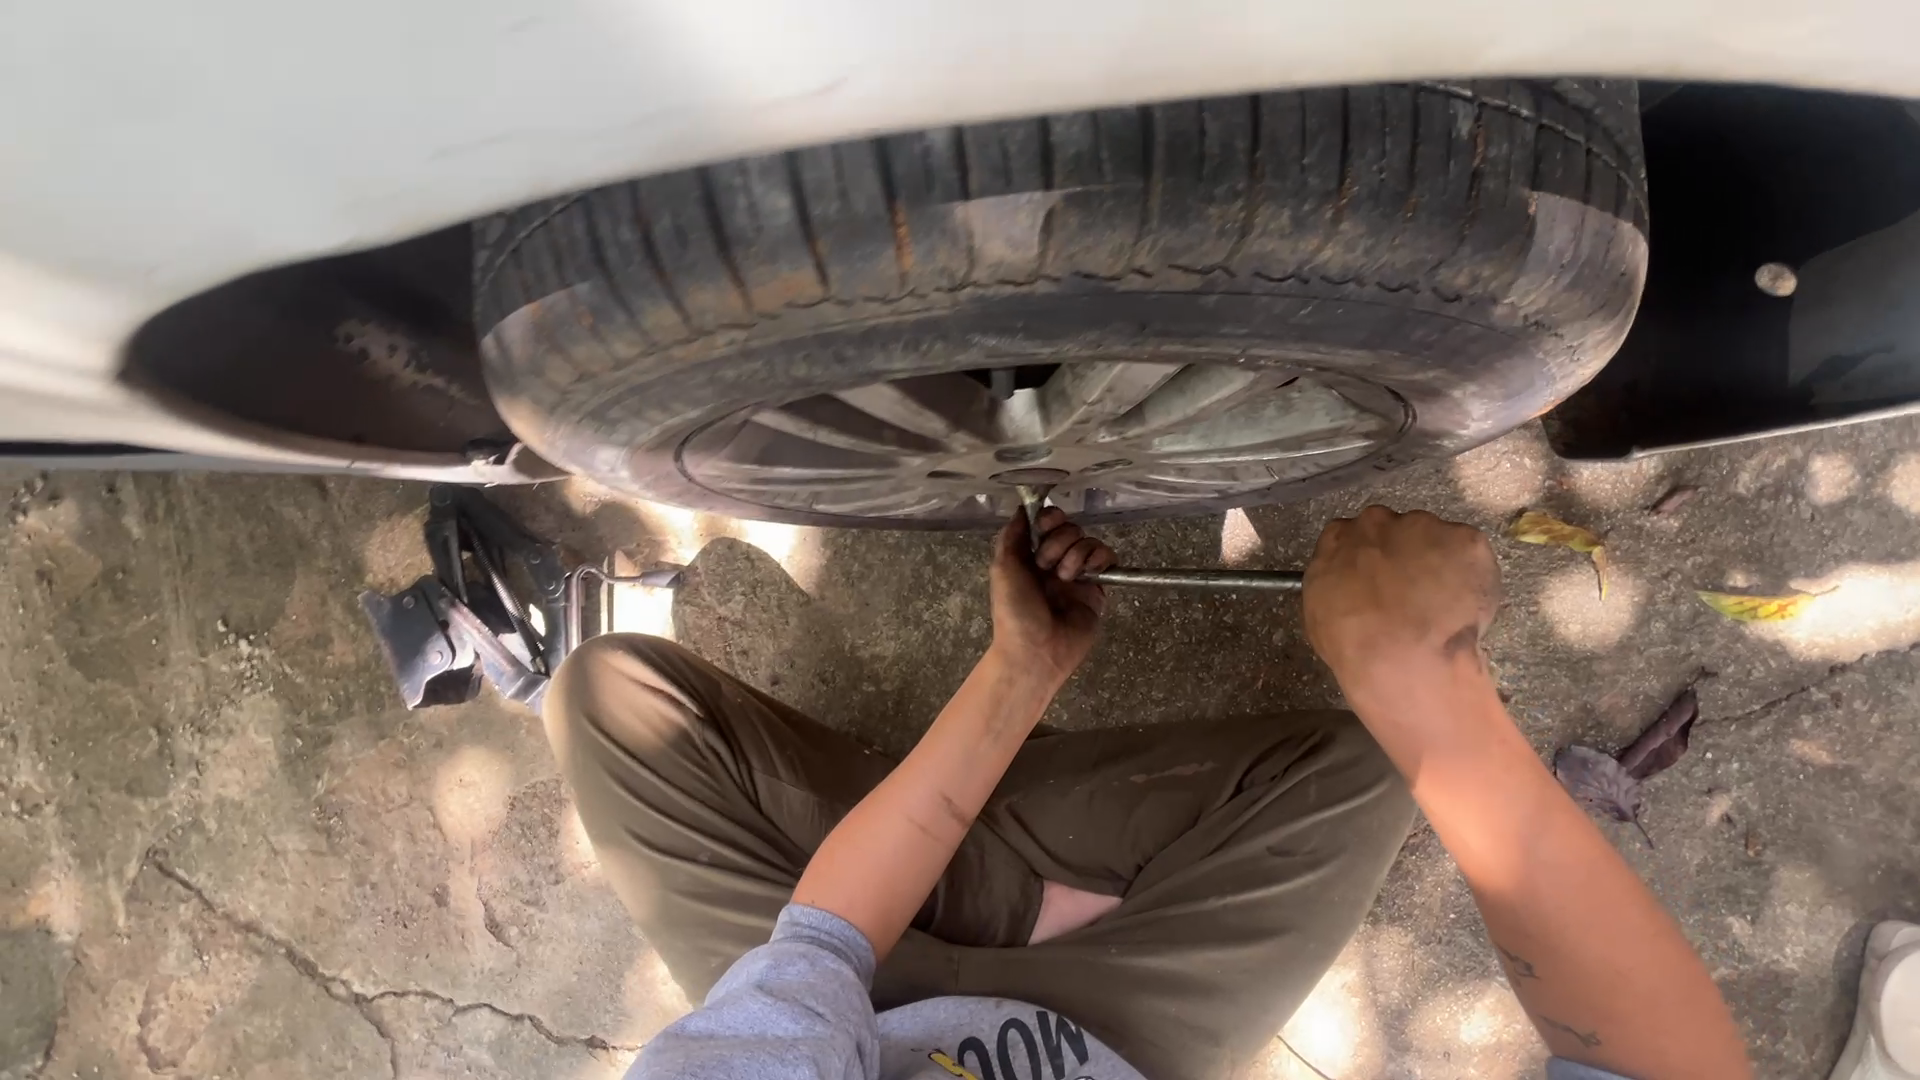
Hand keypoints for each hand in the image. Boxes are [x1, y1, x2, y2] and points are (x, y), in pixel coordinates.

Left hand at [988, 507, 1116, 687]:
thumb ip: (1013, 534)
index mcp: (1030, 556)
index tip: (1044, 528)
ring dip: (1075, 554)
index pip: (1048, 522)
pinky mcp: (1098, 589)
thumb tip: (1024, 507)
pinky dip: (1099, 558)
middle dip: (1059, 542)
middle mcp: (1055, 562)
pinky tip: (1086, 573)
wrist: (1035, 651)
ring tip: (1064, 578)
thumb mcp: (1003, 568)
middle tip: (1046, 567)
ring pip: (1088, 541)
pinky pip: (1107, 558)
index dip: (1050, 519)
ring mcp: (1078, 575)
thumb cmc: (1015, 610)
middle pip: (1070, 528)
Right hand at [1302, 506, 1501, 686]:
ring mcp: (1424, 526)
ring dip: (1439, 560)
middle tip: (1412, 588)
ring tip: (1443, 600)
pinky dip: (1472, 572)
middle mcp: (1378, 521)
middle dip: (1405, 552)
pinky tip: (1465, 602)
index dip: (1370, 557)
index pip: (1353, 535)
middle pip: (1396, 528)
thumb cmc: (1351, 638)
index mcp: (1339, 537)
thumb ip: (1336, 579)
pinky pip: (1471, 553)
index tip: (1378, 576)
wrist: (1400, 651)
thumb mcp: (1320, 607)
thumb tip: (1351, 582)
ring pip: (1436, 538)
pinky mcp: (1466, 540)